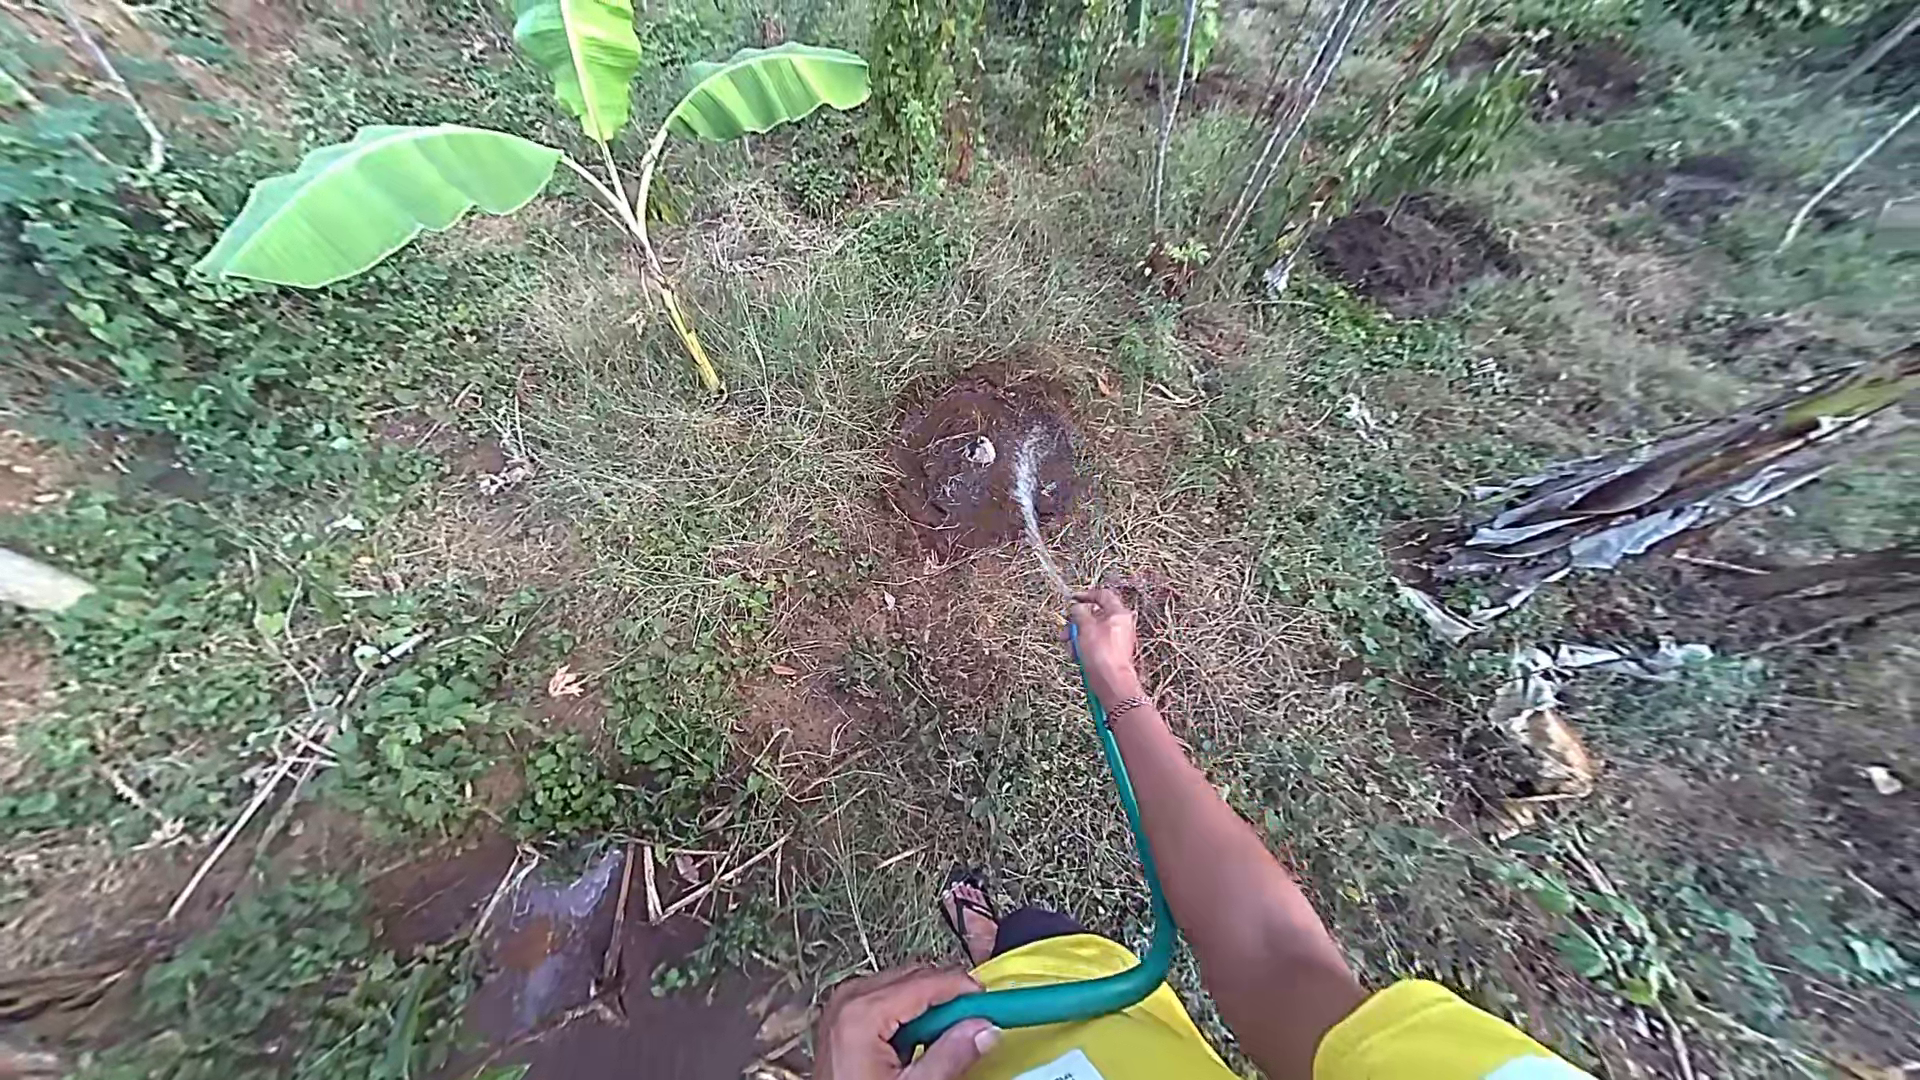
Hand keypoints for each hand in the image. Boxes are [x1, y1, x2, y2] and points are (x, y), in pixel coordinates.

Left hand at [815, 966, 1000, 1079]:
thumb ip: (949, 1057)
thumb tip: (984, 1028)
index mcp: (863, 1013)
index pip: (924, 982)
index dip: (960, 987)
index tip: (987, 999)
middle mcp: (850, 997)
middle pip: (914, 976)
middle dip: (946, 995)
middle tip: (974, 1018)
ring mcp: (845, 1003)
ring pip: (902, 983)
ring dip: (928, 1003)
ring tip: (946, 1034)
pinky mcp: (844, 1013)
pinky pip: (886, 996)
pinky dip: (908, 1011)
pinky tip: (918, 1038)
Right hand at [1068, 588, 1142, 704]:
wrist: (1111, 682)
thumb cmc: (1101, 653)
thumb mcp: (1085, 627)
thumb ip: (1079, 613)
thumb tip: (1077, 607)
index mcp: (1118, 613)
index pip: (1102, 595)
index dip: (1085, 596)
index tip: (1072, 600)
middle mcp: (1120, 624)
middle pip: (1095, 615)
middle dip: (1076, 623)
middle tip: (1066, 631)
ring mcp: (1117, 639)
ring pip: (1092, 631)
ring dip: (1077, 637)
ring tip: (1070, 648)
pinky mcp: (1112, 653)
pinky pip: (1094, 644)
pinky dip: (1084, 647)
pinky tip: (1077, 656)